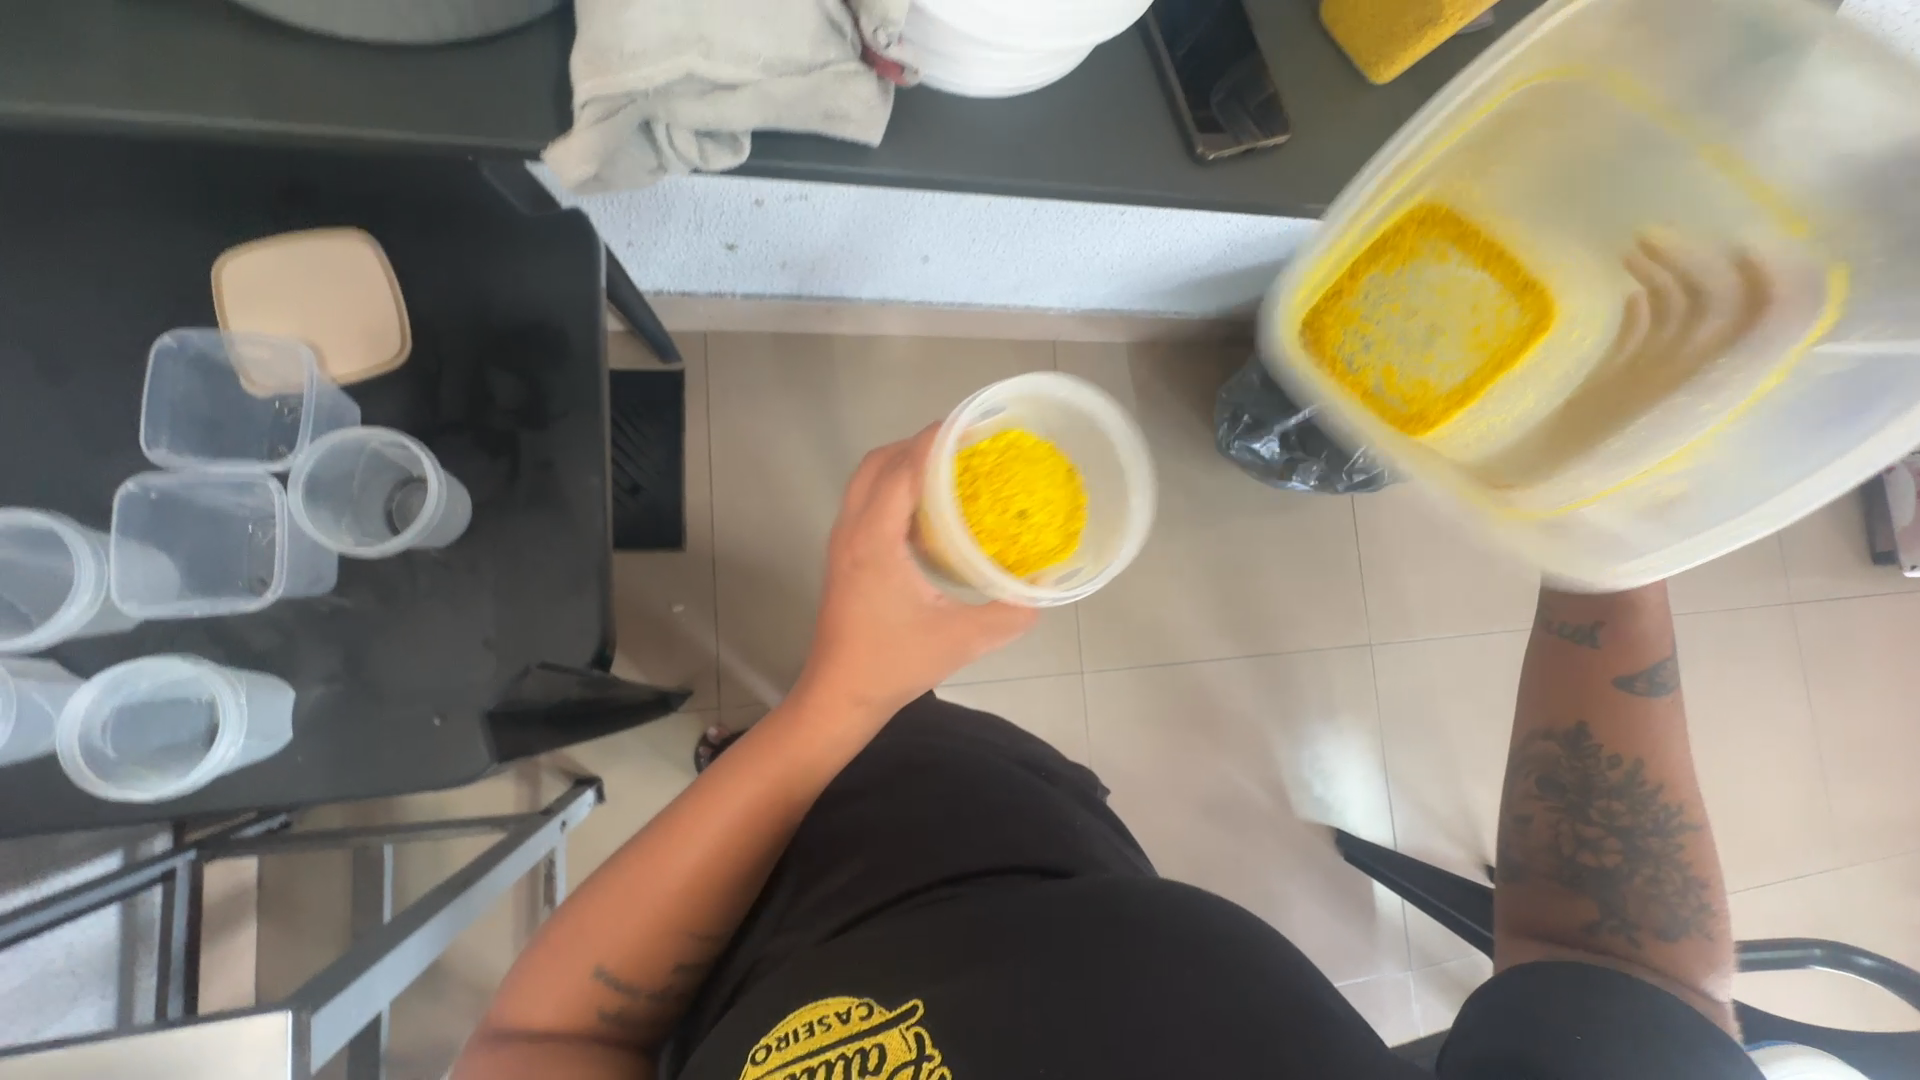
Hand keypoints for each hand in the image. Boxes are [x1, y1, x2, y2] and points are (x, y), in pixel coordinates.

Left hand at [793, 426, 1038, 723]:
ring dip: (903, 465)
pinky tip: (929, 512)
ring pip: (867, 480)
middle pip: (879, 462)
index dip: (935, 441)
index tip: (971, 426)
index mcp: (875, 540)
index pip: (902, 469)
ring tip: (948, 471)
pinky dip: (894, 489)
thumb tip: (1044, 591)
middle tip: (963, 449)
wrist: (839, 694)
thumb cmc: (893, 664)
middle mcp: (852, 530)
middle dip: (918, 445)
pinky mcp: (844, 556)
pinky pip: (867, 502)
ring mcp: (842, 542)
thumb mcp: (961, 641)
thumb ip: (1007, 614)